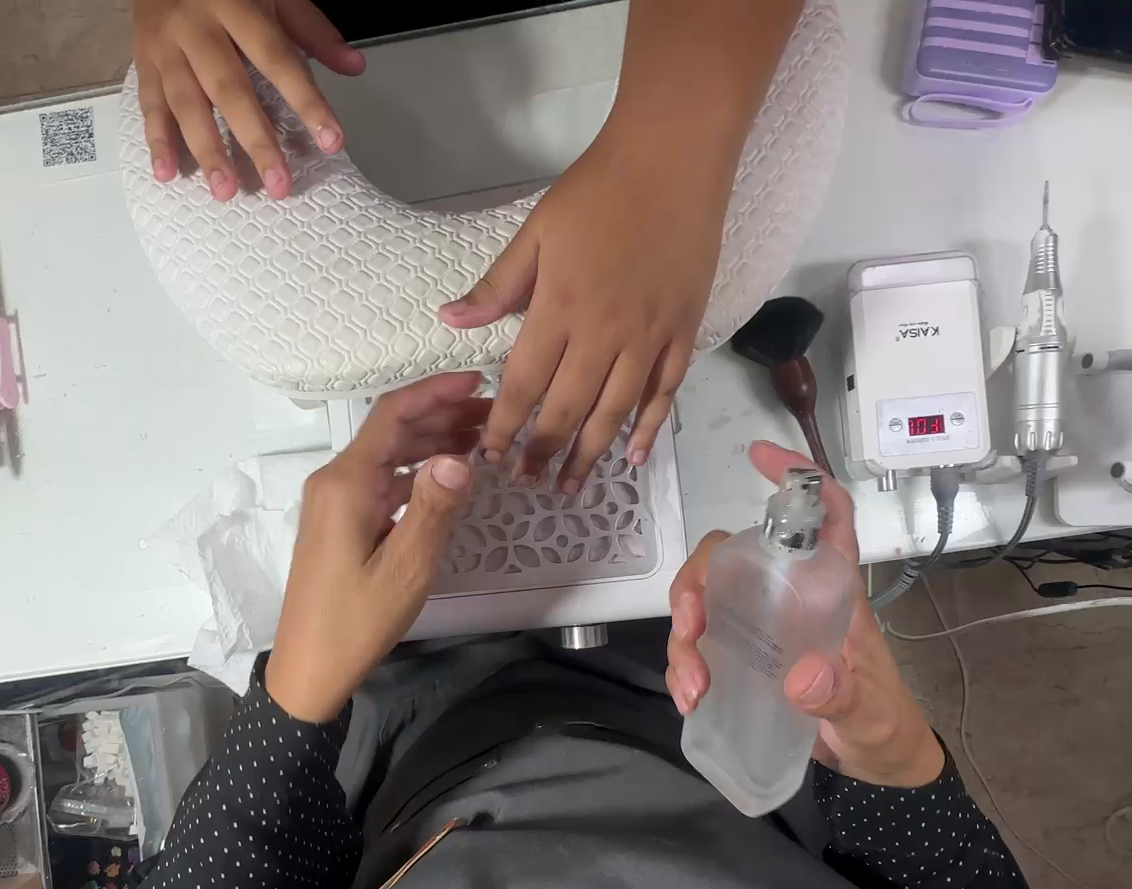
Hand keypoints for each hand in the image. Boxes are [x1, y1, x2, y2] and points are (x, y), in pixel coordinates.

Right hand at [133, 0, 365, 198]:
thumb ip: (312, 30)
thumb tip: (355, 66)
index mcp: (236, 2)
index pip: (278, 59)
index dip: (306, 101)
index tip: (331, 142)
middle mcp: (197, 24)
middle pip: (230, 89)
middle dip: (256, 141)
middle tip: (278, 186)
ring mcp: (165, 43)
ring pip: (187, 101)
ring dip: (206, 150)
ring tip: (225, 192)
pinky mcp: (142, 58)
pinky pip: (149, 102)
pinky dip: (157, 140)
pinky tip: (167, 174)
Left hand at [265, 373, 487, 721]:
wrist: (310, 668)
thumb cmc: (357, 621)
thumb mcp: (405, 568)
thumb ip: (433, 508)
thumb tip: (459, 456)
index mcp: (347, 482)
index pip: (393, 414)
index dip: (436, 391)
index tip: (479, 381)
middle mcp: (338, 480)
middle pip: (392, 429)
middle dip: (443, 414)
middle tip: (496, 414)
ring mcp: (338, 500)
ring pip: (390, 454)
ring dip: (433, 441)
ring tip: (483, 438)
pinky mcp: (344, 520)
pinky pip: (385, 479)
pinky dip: (418, 471)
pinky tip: (450, 474)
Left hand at [438, 121, 728, 490]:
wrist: (672, 159)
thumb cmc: (596, 192)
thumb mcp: (535, 233)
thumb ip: (496, 286)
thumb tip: (449, 320)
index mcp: (559, 310)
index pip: (523, 386)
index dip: (505, 428)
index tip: (491, 457)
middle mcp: (603, 336)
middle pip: (566, 410)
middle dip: (542, 452)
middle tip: (528, 482)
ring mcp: (648, 339)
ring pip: (614, 413)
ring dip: (590, 455)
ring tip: (572, 487)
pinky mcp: (682, 334)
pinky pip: (664, 393)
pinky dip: (649, 428)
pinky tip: (634, 457)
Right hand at [665, 441, 945, 787]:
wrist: (875, 764)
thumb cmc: (884, 725)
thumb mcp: (870, 713)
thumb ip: (843, 696)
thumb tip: (802, 677)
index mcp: (829, 591)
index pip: (821, 518)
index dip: (796, 479)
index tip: (759, 457)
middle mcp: (787, 597)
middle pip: (729, 556)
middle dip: (696, 581)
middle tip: (689, 627)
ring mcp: (759, 626)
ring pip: (703, 600)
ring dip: (684, 635)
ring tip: (693, 685)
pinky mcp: (741, 656)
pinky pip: (698, 643)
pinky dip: (684, 666)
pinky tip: (690, 698)